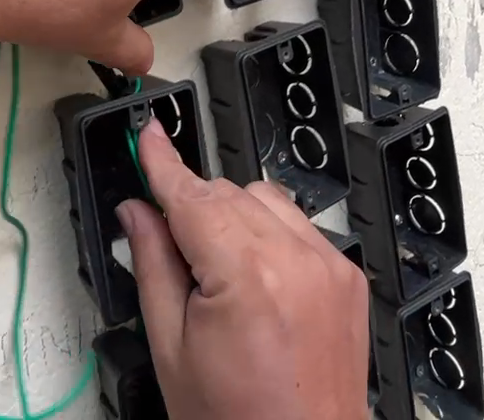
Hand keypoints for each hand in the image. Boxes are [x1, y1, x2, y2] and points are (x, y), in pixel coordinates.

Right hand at [120, 119, 369, 419]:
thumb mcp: (171, 349)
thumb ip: (152, 265)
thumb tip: (137, 212)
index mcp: (247, 276)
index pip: (191, 195)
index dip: (163, 161)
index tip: (148, 133)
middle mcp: (296, 260)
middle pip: (225, 192)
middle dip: (193, 210)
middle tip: (176, 257)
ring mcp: (328, 265)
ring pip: (262, 198)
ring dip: (232, 217)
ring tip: (221, 276)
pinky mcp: (346, 275)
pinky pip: (297, 223)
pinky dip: (269, 234)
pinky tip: (257, 280)